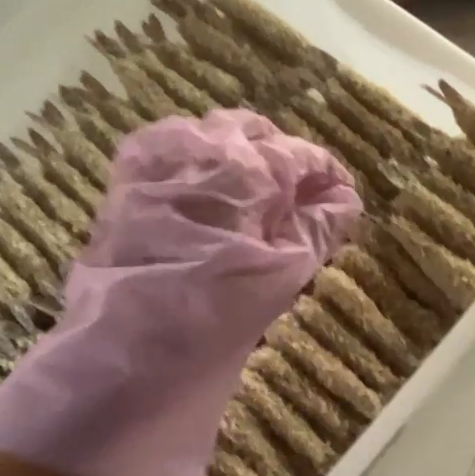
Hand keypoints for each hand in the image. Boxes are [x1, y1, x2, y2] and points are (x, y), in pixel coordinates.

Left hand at [0, 109, 360, 475]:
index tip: (343, 202)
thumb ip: (318, 229)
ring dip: (240, 160)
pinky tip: (205, 200)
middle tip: (299, 205)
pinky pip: (170, 151)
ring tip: (255, 205)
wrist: (129, 340)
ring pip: (212, 137)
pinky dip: (197, 166)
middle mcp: (203, 144)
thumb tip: (347, 200)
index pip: (303, 155)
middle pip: (256, 136)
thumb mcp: (283, 274)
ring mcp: (159, 157)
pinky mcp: (128, 180)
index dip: (329, 178)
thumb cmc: (218, 309)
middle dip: (283, 162)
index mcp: (250, 165)